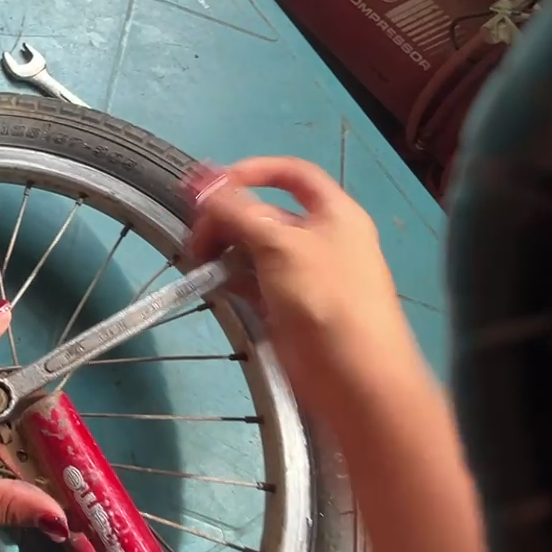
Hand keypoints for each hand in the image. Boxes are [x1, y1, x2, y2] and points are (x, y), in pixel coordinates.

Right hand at [185, 156, 413, 378]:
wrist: (355, 380)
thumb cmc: (324, 298)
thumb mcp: (278, 243)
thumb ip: (235, 209)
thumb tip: (200, 179)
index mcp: (332, 212)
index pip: (290, 172)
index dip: (252, 171)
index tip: (212, 185)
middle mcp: (318, 236)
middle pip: (262, 210)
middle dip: (225, 216)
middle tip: (195, 236)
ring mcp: (301, 271)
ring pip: (251, 245)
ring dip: (222, 247)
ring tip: (197, 261)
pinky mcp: (286, 302)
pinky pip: (251, 276)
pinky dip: (229, 275)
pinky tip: (211, 283)